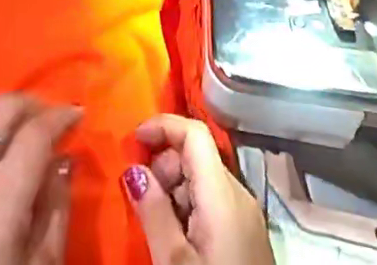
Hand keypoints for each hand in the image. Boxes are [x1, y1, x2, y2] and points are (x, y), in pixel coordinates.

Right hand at [123, 115, 272, 264]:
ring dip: (172, 189)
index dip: (161, 126)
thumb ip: (153, 210)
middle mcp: (239, 197)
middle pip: (195, 155)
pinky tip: (177, 240)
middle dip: (162, 166)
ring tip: (158, 226)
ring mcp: (246, 218)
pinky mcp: (246, 237)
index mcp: (223, 196)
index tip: (131, 142)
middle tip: (141, 199)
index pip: (195, 133)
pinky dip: (187, 207)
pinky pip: (211, 202)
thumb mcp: (174, 262)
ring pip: (201, 179)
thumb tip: (134, 168)